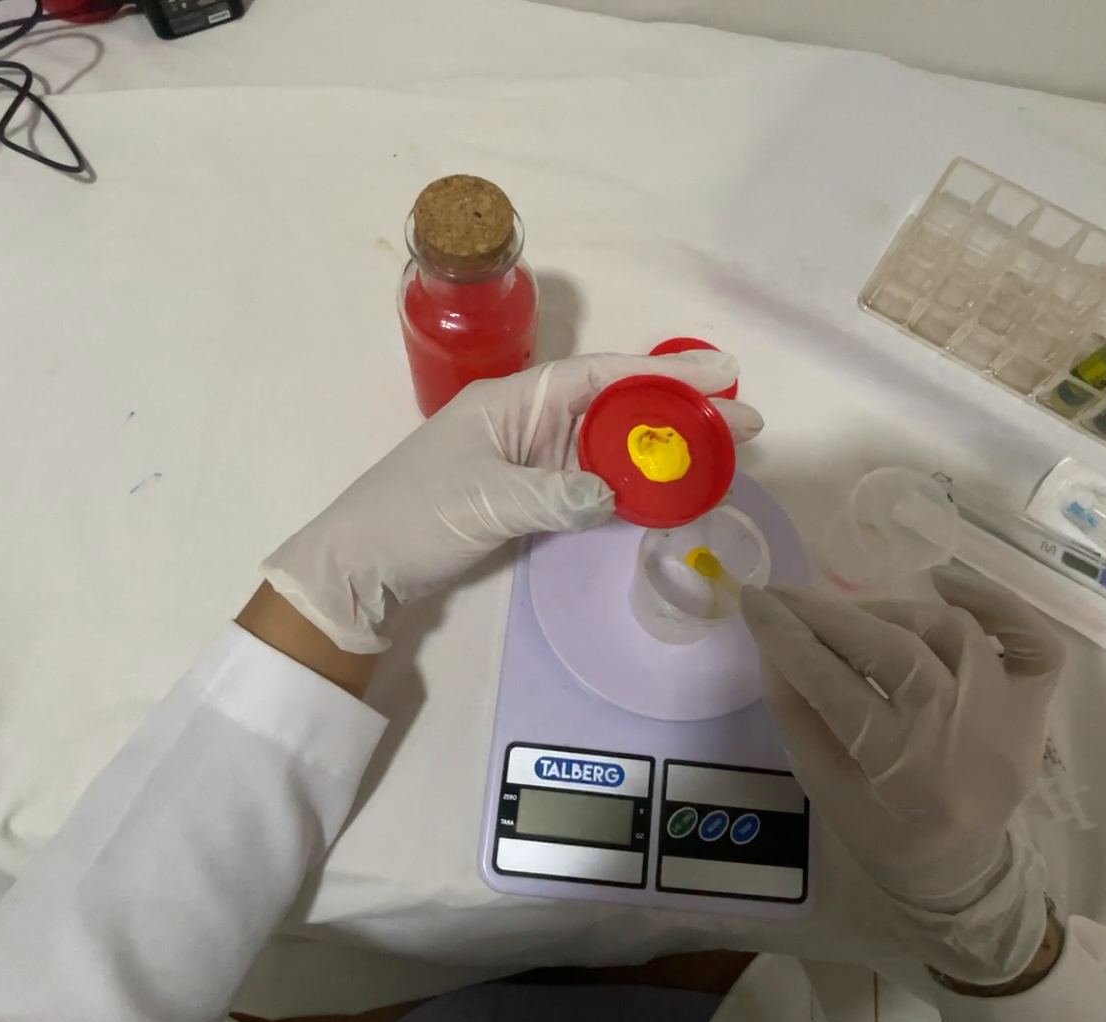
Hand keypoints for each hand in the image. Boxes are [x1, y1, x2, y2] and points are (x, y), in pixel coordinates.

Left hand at [263, 352, 759, 652]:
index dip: (664, 372)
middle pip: (617, 408)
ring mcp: (533, 459)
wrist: (362, 565)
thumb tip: (614, 494)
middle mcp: (530, 421)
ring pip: (610, 445)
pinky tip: (665, 492)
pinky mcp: (532, 494)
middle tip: (743, 425)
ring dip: (661, 451)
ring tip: (719, 457)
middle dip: (678, 414)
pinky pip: (592, 482)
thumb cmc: (413, 518)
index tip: (721, 375)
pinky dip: (629, 487)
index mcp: (515, 400)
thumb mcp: (485, 503)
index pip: (602, 375)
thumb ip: (556, 496)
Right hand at [740, 567, 1065, 983]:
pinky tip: (943, 582)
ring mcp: (1012, 717)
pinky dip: (995, 602)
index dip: (789, 639)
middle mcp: (967, 739)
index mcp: (907, 775)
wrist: (958, 867)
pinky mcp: (1036, 705)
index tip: (754, 602)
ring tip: (848, 617)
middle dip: (829, 615)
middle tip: (786, 595)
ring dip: (888, 612)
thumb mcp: (819, 781)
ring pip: (951, 633)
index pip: (837, 688)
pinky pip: (1032, 640)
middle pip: (896, 651)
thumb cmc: (877, 830)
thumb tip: (772, 638)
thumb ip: (794, 709)